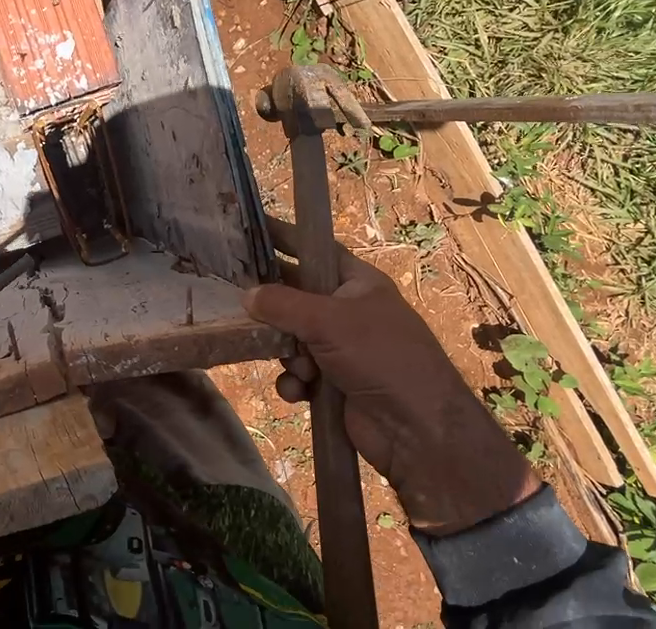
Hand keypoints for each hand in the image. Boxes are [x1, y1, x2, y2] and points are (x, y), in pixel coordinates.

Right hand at [243, 246, 539, 534]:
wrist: (418, 431)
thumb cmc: (380, 357)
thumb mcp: (327, 320)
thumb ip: (282, 303)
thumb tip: (247, 296)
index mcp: (358, 283)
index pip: (316, 250)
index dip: (287, 237)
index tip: (254, 225)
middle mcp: (349, 311)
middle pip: (297, 296)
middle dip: (273, 306)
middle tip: (237, 300)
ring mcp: (342, 349)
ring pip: (292, 338)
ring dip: (286, 354)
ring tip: (297, 367)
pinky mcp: (334, 383)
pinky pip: (299, 372)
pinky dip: (295, 381)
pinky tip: (299, 392)